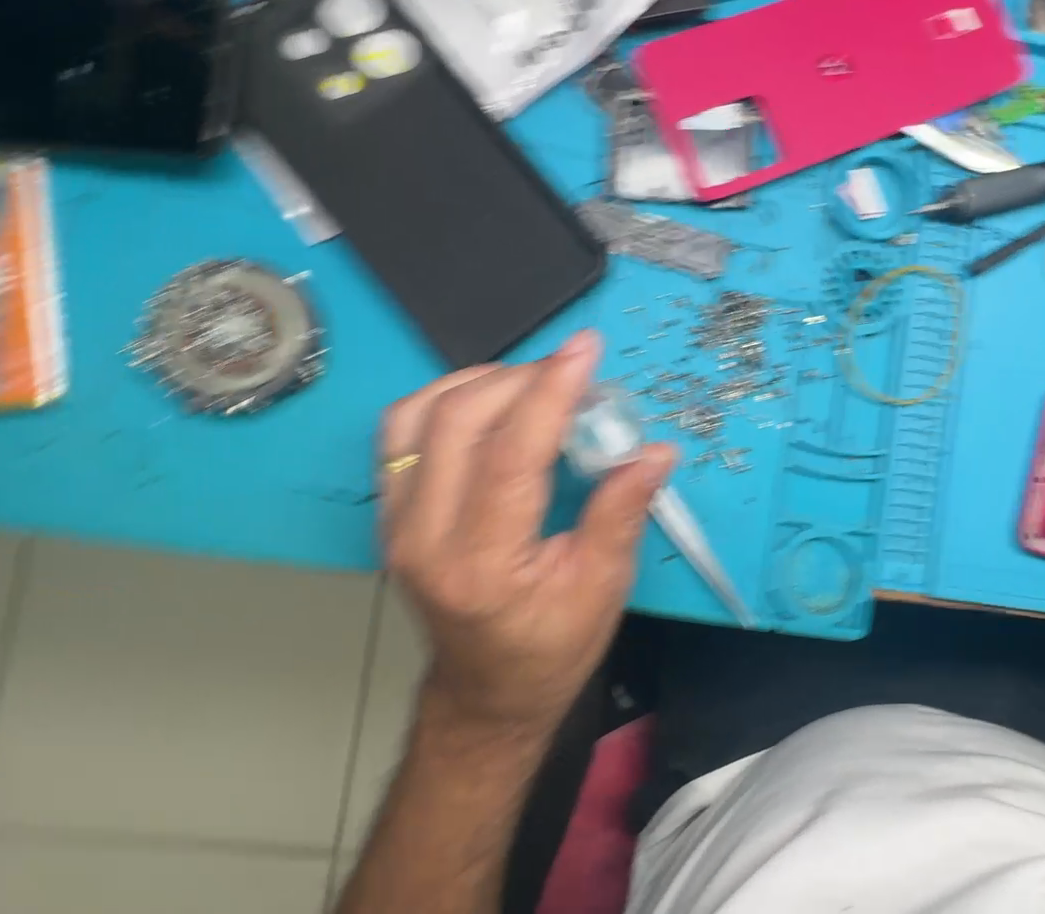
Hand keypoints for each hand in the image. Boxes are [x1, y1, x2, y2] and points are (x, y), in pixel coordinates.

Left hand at [378, 331, 675, 733]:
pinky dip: (445, 401)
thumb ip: (623, 513)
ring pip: (417, 416)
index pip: (511, 452)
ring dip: (477, 383)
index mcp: (483, 562)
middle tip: (571, 373)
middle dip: (520, 378)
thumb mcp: (602, 589)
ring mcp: (396, 524)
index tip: (585, 349)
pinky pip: (401, 433)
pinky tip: (487, 404)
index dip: (550, 391)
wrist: (485, 695)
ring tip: (531, 384)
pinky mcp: (390, 515)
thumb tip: (655, 451)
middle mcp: (424, 537)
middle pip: (456, 420)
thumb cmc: (551, 650)